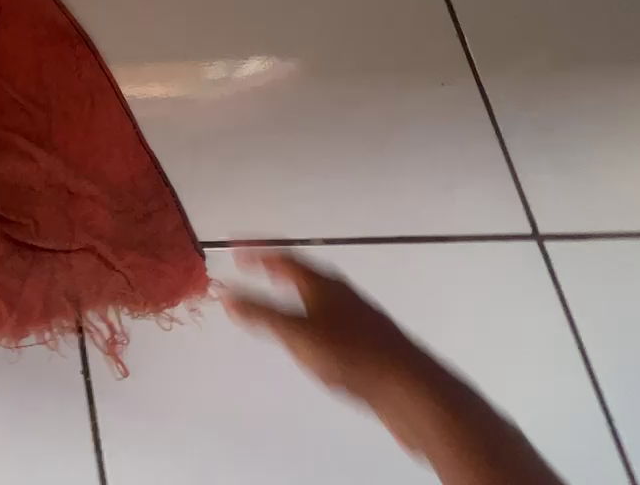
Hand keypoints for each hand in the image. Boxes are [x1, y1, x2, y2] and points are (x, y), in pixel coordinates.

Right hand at [224, 250, 436, 405]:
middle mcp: (341, 292)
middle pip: (303, 272)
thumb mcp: (295, 333)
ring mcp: (360, 316)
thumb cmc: (350, 354)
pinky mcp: (372, 342)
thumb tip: (225, 295)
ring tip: (277, 300)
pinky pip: (332, 318)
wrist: (414, 391)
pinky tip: (312, 337)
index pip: (281, 256)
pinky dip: (312, 316)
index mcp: (321, 283)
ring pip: (319, 295)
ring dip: (295, 293)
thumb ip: (258, 314)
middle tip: (255, 267)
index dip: (256, 250)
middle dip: (276, 268)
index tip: (235, 247)